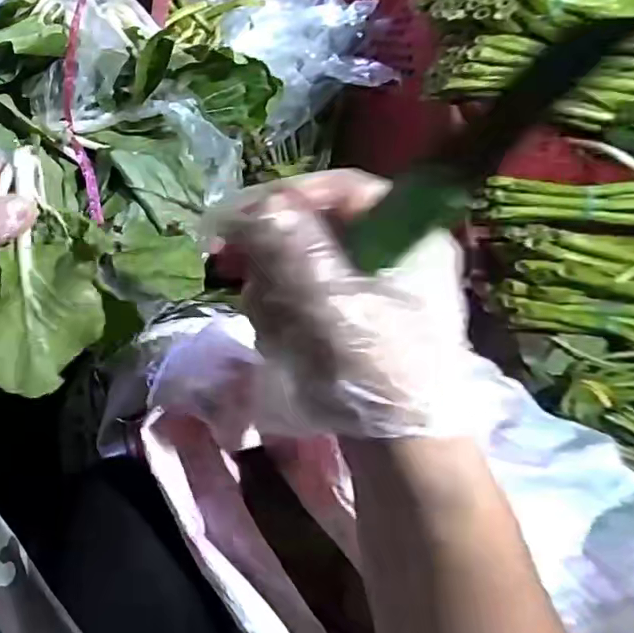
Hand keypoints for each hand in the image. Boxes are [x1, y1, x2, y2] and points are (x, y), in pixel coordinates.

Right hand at [206, 169, 504, 439]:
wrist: (397, 443)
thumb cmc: (376, 367)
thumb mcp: (331, 303)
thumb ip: (292, 248)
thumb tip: (256, 207)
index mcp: (407, 238)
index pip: (344, 188)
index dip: (289, 195)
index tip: (241, 216)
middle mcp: (388, 252)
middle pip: (310, 224)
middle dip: (267, 250)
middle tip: (226, 260)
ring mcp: (363, 284)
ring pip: (291, 260)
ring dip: (268, 286)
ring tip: (271, 321)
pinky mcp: (341, 312)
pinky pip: (293, 291)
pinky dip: (276, 308)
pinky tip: (280, 334)